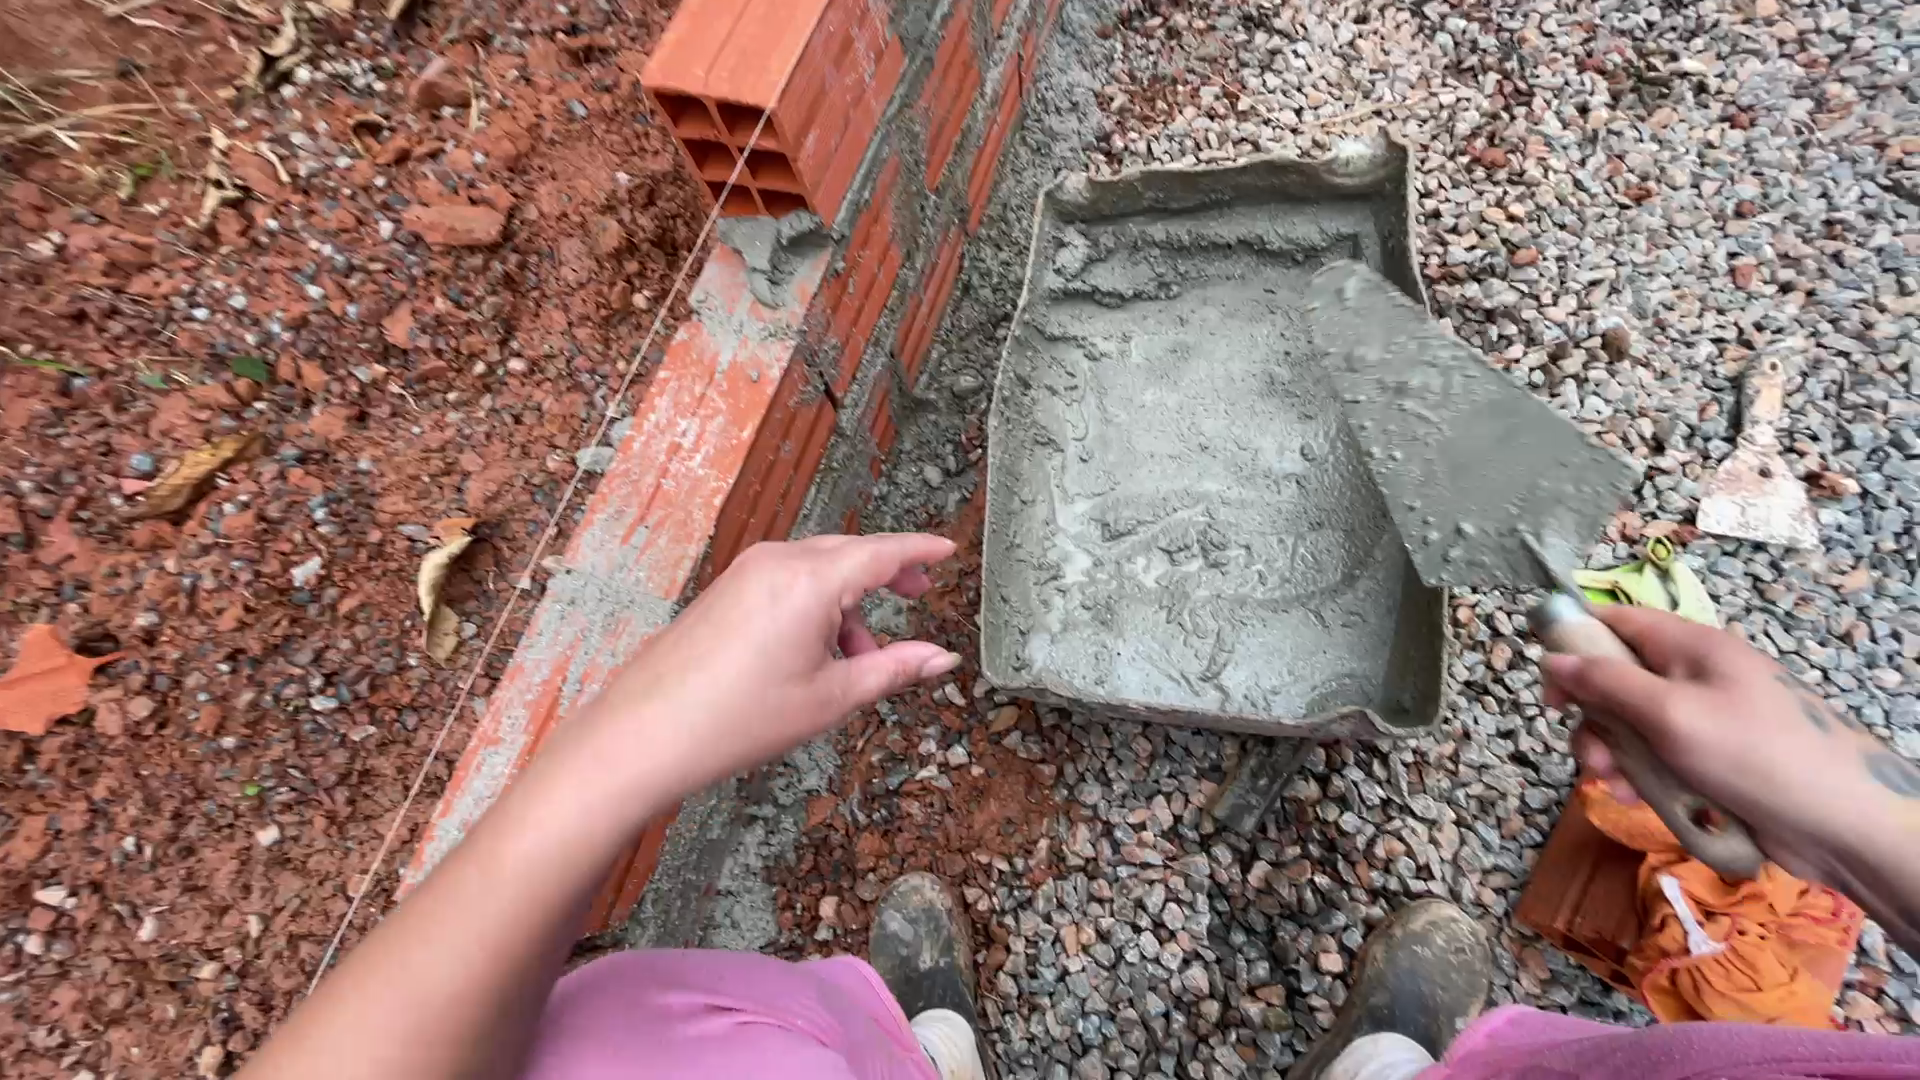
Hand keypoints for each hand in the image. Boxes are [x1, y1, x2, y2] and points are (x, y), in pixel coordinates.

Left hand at [559, 534, 961, 812]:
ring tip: (861, 661)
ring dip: (850, 605)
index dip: (921, 550)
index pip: (884, 551)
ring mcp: (748, 571)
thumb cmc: (736, 718)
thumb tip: (941, 657)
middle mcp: (778, 561)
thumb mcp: (831, 697)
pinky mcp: (730, 588)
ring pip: (821, 571)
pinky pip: (790, 582)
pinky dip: (818, 608)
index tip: (946, 550)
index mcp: (810, 580)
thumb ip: (894, 669)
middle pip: (852, 555)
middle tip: (919, 597)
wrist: (644, 735)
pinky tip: (820, 653)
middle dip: (889, 576)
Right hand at [1543, 605, 1919, 888]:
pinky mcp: (1711, 757)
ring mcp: (1705, 717)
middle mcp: (1695, 675)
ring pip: (1627, 722)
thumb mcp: (1669, 713)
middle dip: (1589, 714)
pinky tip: (1637, 796)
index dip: (1572, 639)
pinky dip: (1638, 773)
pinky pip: (1654, 754)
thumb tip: (1553, 658)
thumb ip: (1605, 682)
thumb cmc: (1756, 756)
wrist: (1853, 831)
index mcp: (1691, 647)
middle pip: (1612, 677)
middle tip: (1586, 747)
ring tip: (1611, 781)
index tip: (1548, 678)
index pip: (1614, 620)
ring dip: (1608, 750)